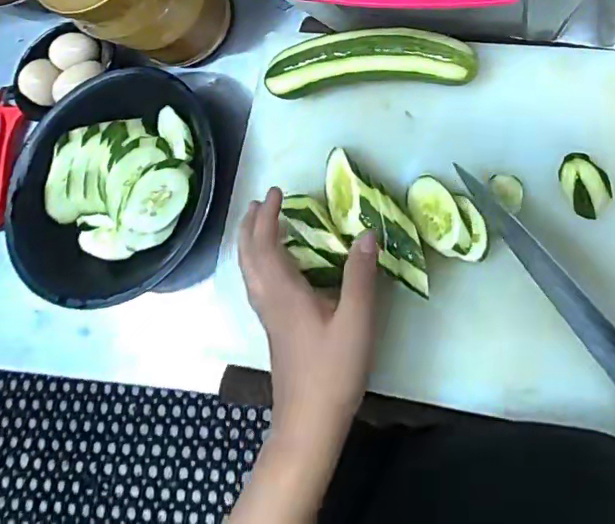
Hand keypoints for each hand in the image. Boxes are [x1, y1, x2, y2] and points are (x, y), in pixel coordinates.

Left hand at [237, 187, 380, 438]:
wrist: (308, 424)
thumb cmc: (332, 371)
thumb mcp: (356, 321)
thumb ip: (360, 276)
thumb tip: (366, 233)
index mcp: (283, 291)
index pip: (265, 242)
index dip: (267, 214)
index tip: (277, 191)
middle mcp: (268, 299)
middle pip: (248, 254)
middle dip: (251, 224)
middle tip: (262, 201)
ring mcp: (267, 316)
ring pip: (248, 269)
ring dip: (250, 241)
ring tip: (262, 225)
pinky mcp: (273, 329)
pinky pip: (256, 283)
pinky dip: (258, 261)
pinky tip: (275, 268)